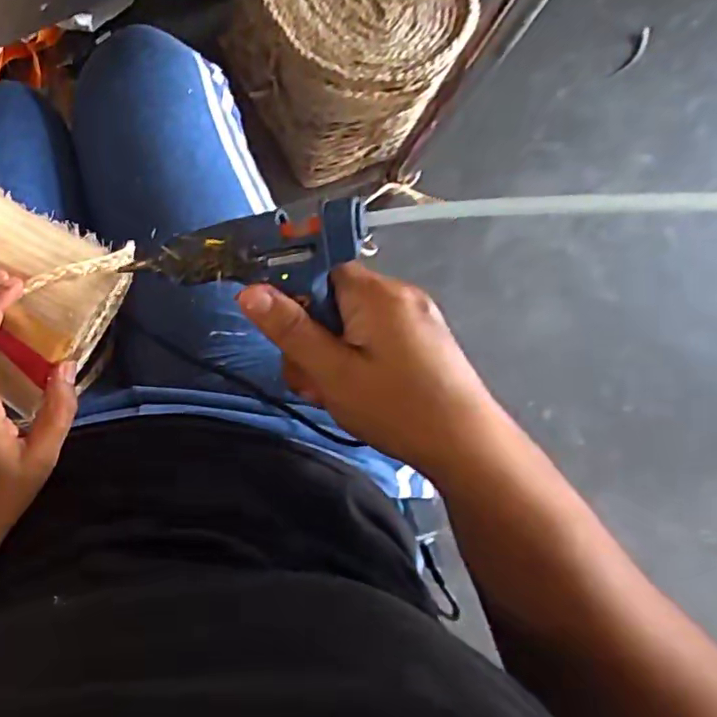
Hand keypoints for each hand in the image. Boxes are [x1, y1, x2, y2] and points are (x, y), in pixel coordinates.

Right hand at [237, 264, 514, 477]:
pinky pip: (370, 338)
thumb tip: (249, 291)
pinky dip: (353, 360)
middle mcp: (398, 295)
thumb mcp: (331, 371)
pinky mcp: (421, 342)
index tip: (283, 334)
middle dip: (310, 338)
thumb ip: (290, 329)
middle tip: (312, 381)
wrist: (467, 448)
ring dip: (328, 355)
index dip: (293, 296)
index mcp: (375, 294)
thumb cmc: (395, 407)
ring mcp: (413, 319)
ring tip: (333, 393)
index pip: (319, 268)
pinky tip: (355, 392)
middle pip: (331, 300)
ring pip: (348, 324)